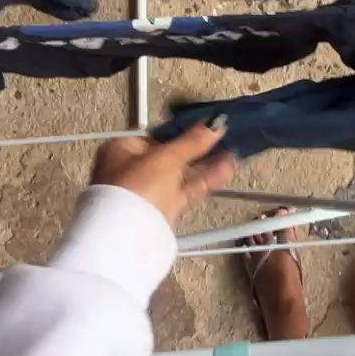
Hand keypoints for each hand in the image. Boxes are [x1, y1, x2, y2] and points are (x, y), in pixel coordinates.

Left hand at [90, 119, 236, 227]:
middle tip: (221, 137)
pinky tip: (227, 167)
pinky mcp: (164, 209)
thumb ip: (194, 140)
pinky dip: (206, 179)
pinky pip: (188, 189)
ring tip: (232, 150)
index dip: (181, 130)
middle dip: (198, 148)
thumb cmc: (137, 185)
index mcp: (122, 150)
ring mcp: (149, 191)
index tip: (205, 126)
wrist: (129, 232)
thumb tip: (215, 123)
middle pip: (171, 155)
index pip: (156, 135)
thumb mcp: (167, 156)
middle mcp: (132, 170)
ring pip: (182, 173)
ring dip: (206, 162)